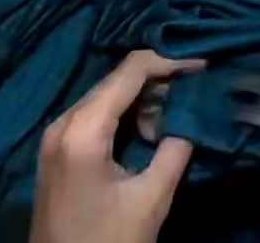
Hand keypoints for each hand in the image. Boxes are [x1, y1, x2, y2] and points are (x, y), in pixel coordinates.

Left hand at [31, 50, 203, 242]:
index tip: (203, 65)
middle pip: (119, 76)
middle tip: (195, 82)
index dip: (171, 61)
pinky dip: (127, 108)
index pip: (133, 69)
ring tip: (178, 103)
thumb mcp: (151, 199)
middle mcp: (64, 121)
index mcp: (83, 129)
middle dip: (160, 75)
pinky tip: (151, 122)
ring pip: (109, 90)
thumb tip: (196, 107)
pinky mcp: (58, 148)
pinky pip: (98, 109)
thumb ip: (177, 146)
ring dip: (145, 92)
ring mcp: (56, 134)